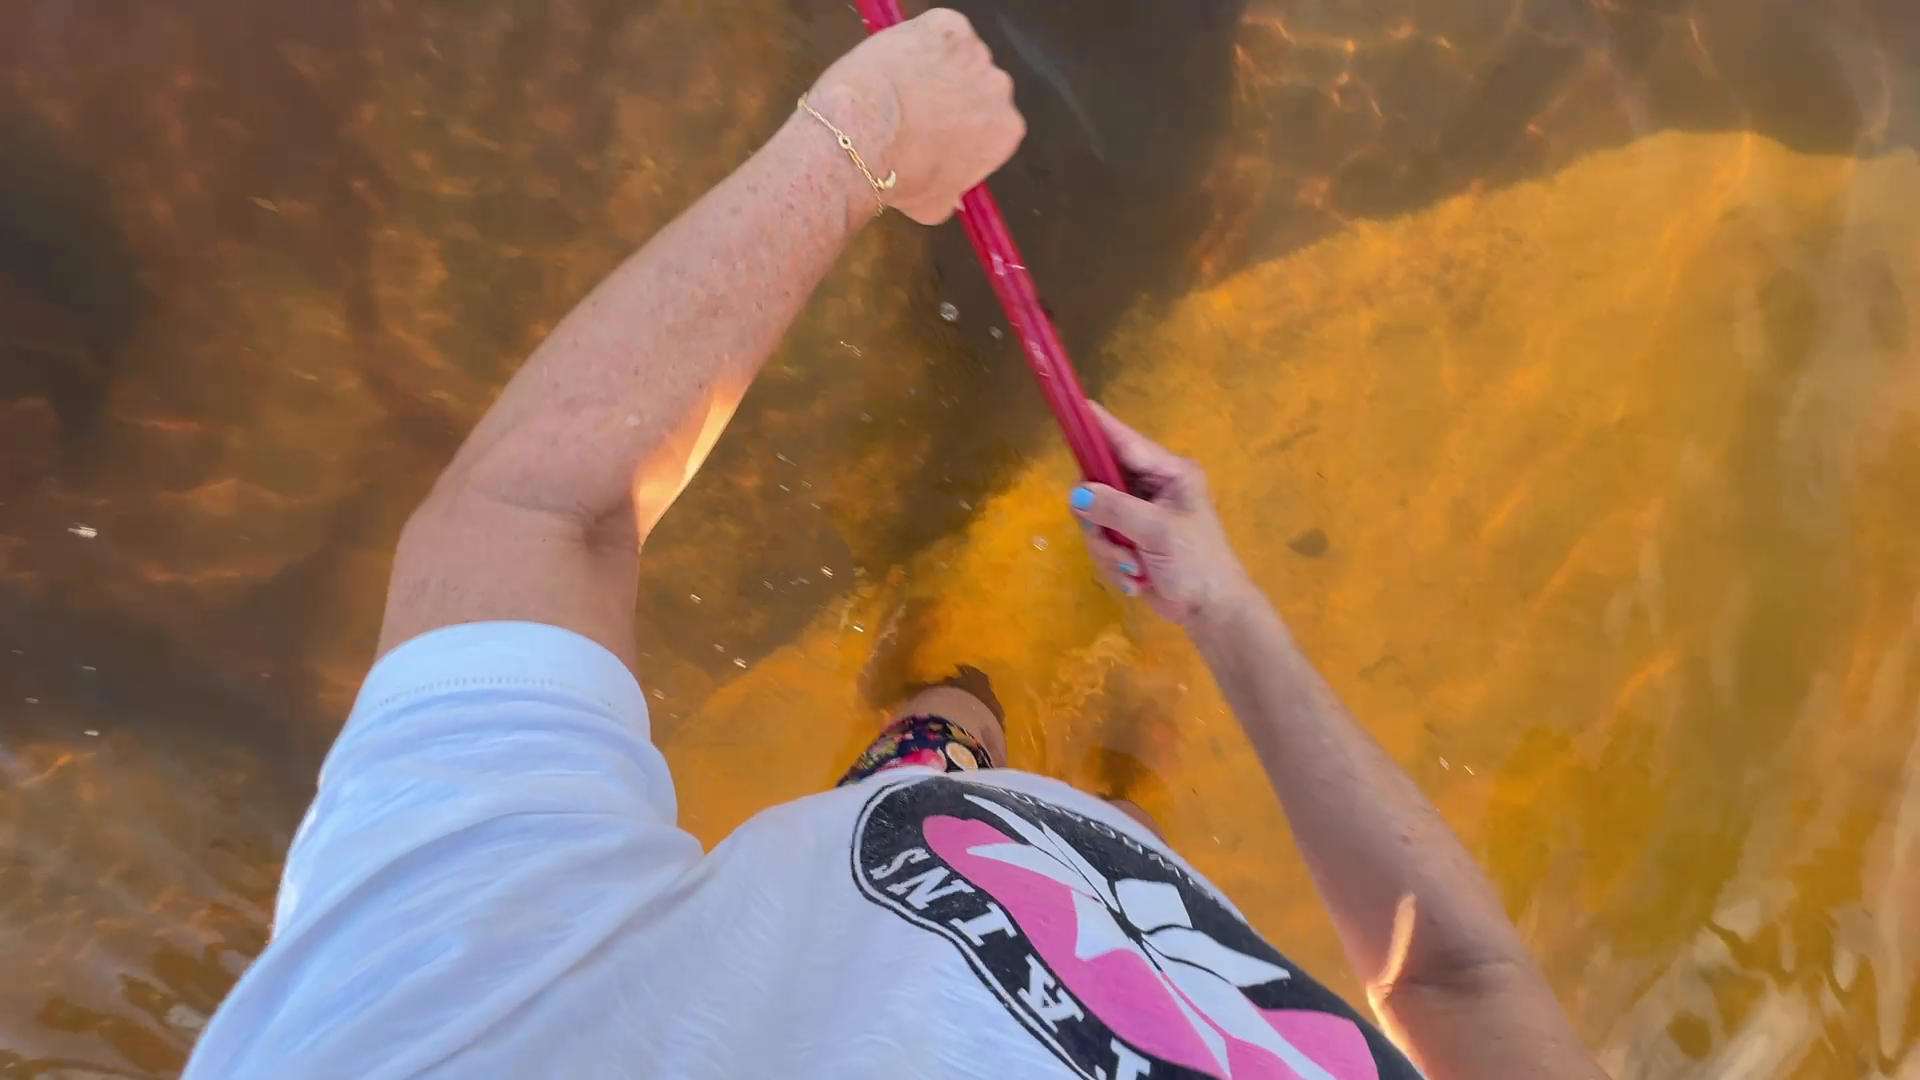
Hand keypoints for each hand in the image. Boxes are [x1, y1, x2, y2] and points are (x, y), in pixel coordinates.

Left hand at [809, 9, 1024, 224]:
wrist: (867, 136)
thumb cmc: (903, 179)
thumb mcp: (936, 207)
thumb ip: (952, 194)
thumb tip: (950, 191)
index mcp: (1005, 132)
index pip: (994, 130)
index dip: (967, 136)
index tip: (944, 142)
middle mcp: (1000, 88)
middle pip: (980, 90)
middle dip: (957, 101)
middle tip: (922, 118)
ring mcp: (974, 50)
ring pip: (958, 60)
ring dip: (939, 72)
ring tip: (904, 91)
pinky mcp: (946, 23)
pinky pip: (936, 32)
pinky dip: (920, 44)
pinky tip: (899, 66)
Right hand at [1070, 404, 1261, 629]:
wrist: (1210, 610)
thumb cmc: (1197, 563)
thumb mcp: (1157, 531)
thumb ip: (1115, 509)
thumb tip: (1076, 495)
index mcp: (1169, 473)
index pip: (1125, 442)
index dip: (1098, 427)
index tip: (1073, 410)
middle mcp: (1151, 487)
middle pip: (1099, 483)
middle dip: (1098, 518)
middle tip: (1106, 537)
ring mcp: (1137, 514)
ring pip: (1094, 517)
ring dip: (1107, 547)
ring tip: (1131, 566)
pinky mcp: (1128, 539)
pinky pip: (1100, 540)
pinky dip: (1111, 561)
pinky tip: (1134, 576)